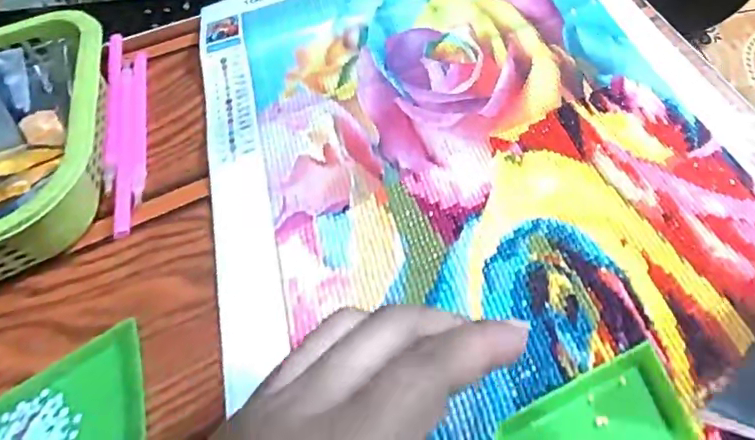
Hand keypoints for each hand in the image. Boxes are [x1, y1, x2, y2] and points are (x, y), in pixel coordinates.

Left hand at [213, 305, 528, 439]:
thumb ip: (413, 436)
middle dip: (447, 326)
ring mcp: (258, 415)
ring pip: (345, 329)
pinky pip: (306, 354)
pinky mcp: (234, 425)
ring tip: (433, 346)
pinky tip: (365, 368)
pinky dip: (352, 343)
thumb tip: (447, 410)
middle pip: (388, 332)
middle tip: (487, 345)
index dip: (480, 345)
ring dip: (400, 327)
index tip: (520, 336)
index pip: (424, 371)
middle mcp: (297, 416)